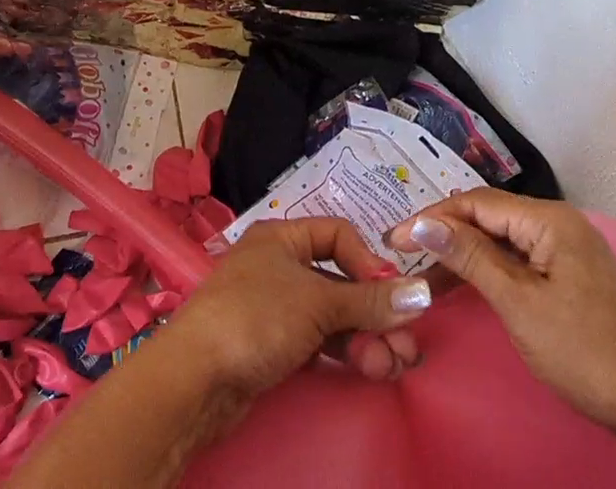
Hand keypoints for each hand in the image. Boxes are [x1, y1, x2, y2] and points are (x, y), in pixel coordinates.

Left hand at [165, 216, 434, 399]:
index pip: (339, 235)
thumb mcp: (319, 303)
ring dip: (366, 337)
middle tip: (406, 346)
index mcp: (282, 238)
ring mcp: (274, 308)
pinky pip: (318, 341)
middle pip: (341, 281)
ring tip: (392, 365)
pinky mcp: (271, 346)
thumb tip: (423, 294)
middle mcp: (278, 266)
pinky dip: (345, 351)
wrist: (192, 381)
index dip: (368, 262)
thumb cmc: (256, 319)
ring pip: (333, 315)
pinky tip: (369, 368)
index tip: (391, 293)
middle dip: (376, 312)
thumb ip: (371, 300)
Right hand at [391, 190, 615, 488]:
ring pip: (503, 240)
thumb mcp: (518, 302)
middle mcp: (560, 223)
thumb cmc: (583, 350)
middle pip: (489, 217)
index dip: (431, 219)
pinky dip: (489, 271)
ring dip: (464, 255)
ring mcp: (569, 249)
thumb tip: (424, 222)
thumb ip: (470, 257)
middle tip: (403, 262)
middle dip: (445, 235)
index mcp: (549, 219)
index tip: (391, 242)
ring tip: (425, 279)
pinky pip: (520, 259)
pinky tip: (466, 286)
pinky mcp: (573, 274)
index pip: (477, 203)